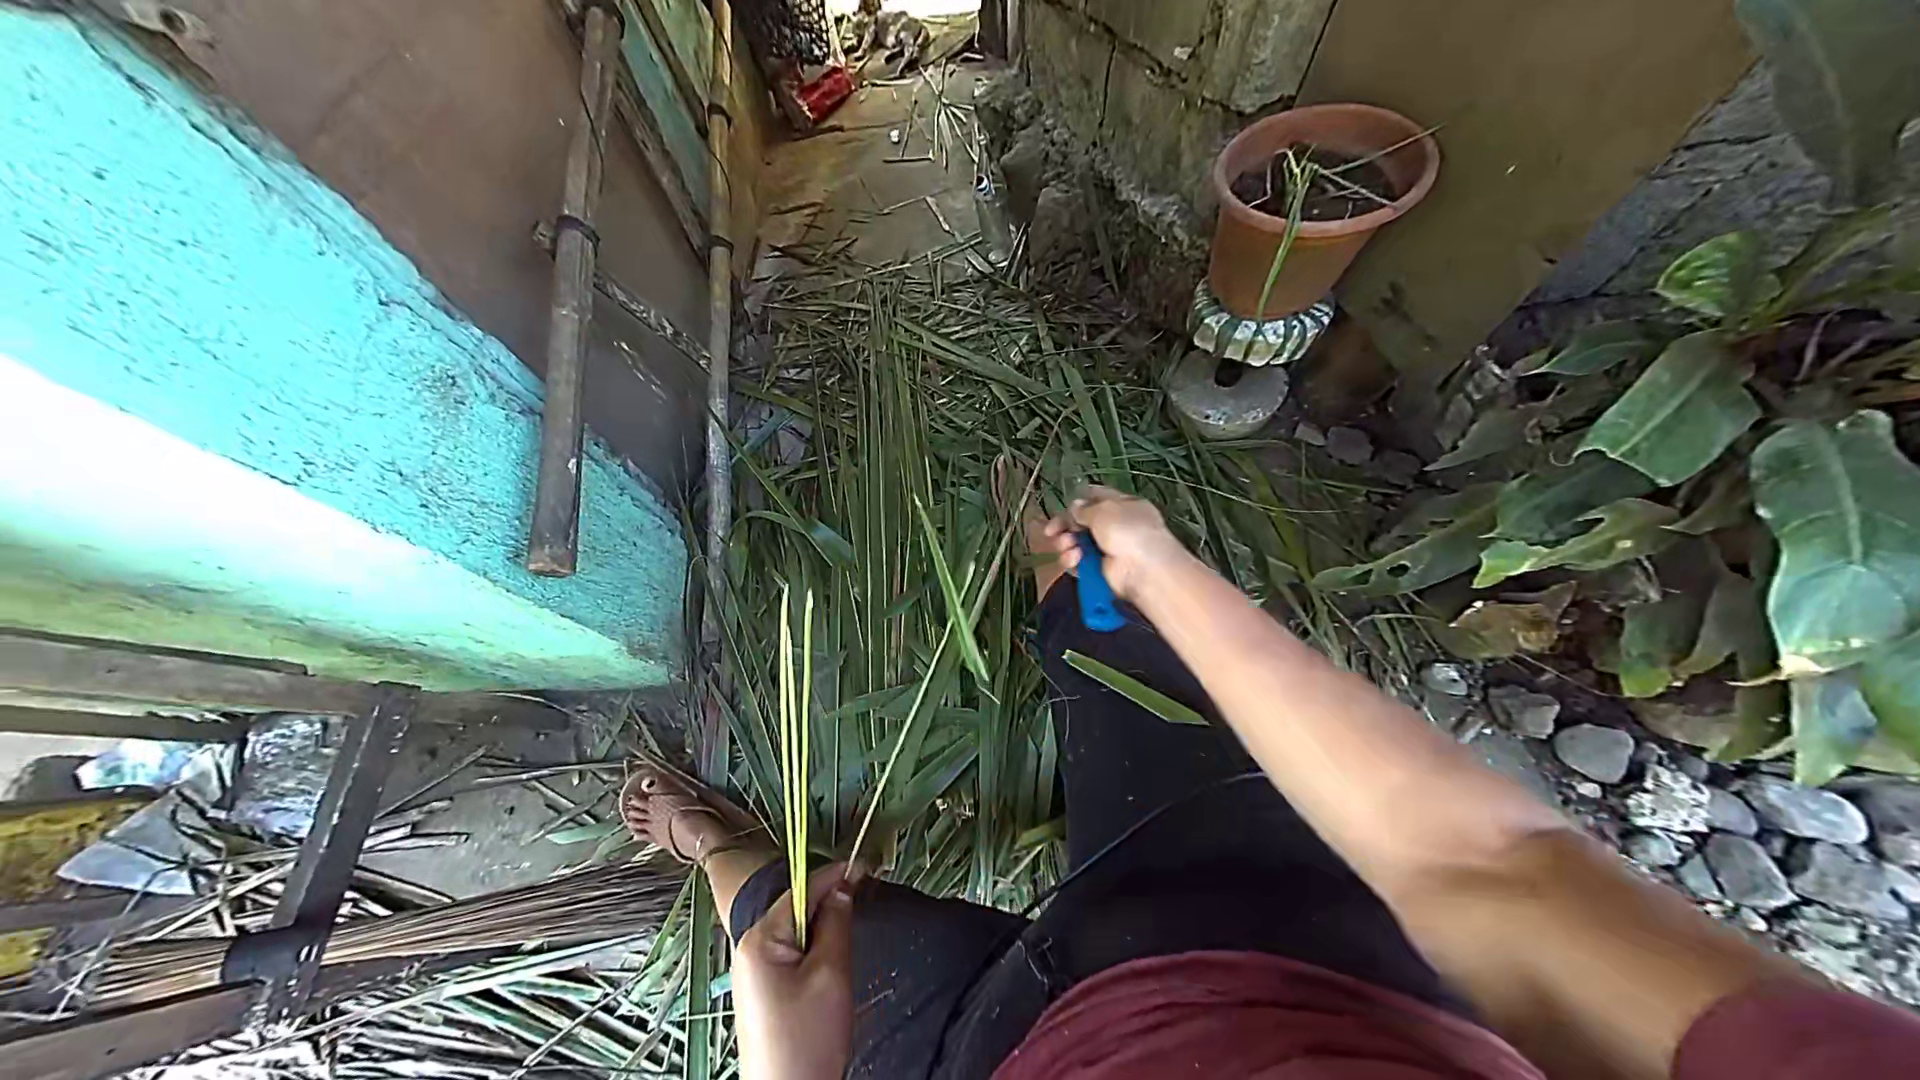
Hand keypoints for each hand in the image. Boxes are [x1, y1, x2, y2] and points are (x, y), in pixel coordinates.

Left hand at [733, 862, 861, 1079]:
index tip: (863, 865)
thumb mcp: (830, 974)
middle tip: (862, 900)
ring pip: (797, 932)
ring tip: (849, 936)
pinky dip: (814, 950)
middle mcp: (750, 950)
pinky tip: (832, 962)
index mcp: (760, 940)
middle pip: (797, 909)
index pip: (801, 890)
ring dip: (823, 930)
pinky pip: (791, 954)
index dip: (834, 875)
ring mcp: (754, 973)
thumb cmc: (807, 1040)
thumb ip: (837, 923)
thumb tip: (843, 888)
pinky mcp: (763, 992)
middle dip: (829, 905)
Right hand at [1037, 485, 1189, 602]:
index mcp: (1122, 505)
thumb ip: (1085, 508)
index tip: (1064, 508)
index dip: (1078, 502)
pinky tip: (1074, 559)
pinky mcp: (1096, 570)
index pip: (1095, 498)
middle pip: (1080, 522)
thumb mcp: (1104, 509)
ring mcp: (1105, 549)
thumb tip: (1074, 508)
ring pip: (1075, 543)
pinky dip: (1071, 560)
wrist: (1142, 568)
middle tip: (1051, 531)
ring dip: (1066, 543)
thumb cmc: (1127, 530)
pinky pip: (1076, 563)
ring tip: (1067, 545)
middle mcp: (1114, 526)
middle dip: (1064, 525)